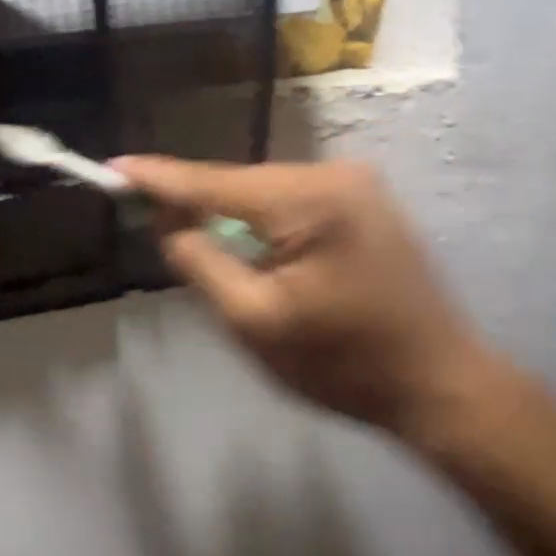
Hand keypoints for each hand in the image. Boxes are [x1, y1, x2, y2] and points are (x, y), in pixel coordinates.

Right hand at [113, 157, 497, 437]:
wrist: (443, 387)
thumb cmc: (345, 364)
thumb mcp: (254, 321)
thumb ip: (200, 260)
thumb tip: (165, 219)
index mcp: (309, 200)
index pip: (212, 182)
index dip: (157, 178)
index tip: (112, 168)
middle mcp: (335, 174)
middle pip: (238, 185)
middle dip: (196, 205)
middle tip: (154, 228)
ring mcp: (356, 185)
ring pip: (263, 193)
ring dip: (230, 217)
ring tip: (204, 248)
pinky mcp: (365, 202)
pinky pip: (290, 202)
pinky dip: (261, 222)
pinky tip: (253, 251)